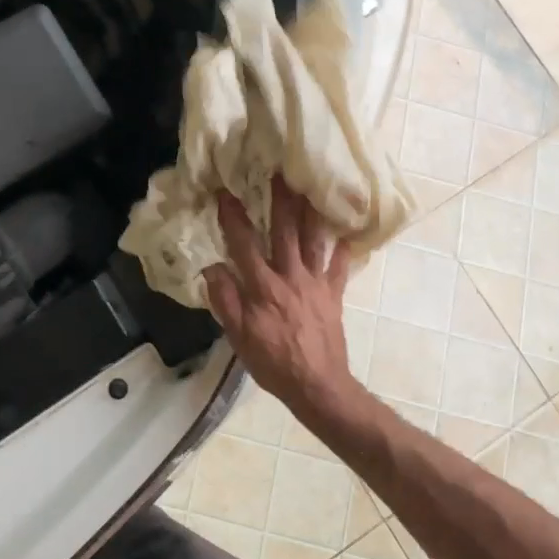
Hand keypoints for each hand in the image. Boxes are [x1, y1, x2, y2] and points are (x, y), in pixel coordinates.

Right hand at [203, 179, 367, 423]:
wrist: (318, 387)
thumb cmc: (272, 363)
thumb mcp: (238, 336)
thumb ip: (224, 300)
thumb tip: (211, 268)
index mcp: (262, 286)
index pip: (243, 244)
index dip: (233, 216)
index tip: (225, 191)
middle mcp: (290, 277)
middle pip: (284, 232)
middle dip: (280, 200)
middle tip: (280, 171)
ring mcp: (315, 284)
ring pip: (313, 241)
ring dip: (310, 212)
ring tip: (311, 187)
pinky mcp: (334, 296)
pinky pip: (339, 267)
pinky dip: (344, 248)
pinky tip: (347, 231)